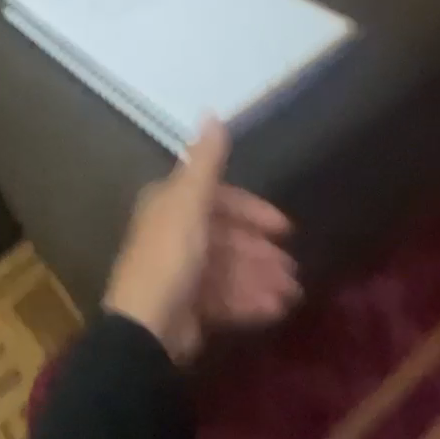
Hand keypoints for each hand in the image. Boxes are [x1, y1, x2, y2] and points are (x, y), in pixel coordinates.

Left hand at [101, 120, 300, 364]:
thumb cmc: (171, 255)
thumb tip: (211, 112)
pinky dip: (249, 300)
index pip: (216, 200)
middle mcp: (174, 234)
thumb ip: (206, 161)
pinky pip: (224, 297)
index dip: (250, 210)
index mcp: (170, 205)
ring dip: (261, 278)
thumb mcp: (190, 202)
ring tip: (292, 293)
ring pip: (229, 268)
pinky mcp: (188, 307)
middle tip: (293, 269)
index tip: (284, 228)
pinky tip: (275, 308)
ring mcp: (181, 273)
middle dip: (260, 251)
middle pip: (225, 237)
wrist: (147, 326)